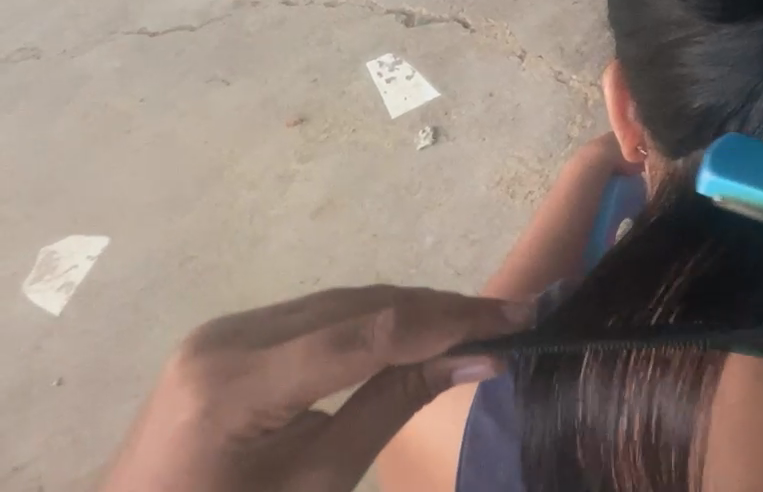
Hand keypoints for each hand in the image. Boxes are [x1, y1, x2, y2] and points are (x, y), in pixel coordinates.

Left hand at [100, 285, 532, 491]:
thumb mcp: (320, 481)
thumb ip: (399, 404)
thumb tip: (485, 355)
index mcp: (235, 384)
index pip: (371, 334)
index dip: (455, 321)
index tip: (521, 318)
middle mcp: (228, 338)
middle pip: (364, 308)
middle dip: (444, 312)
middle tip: (513, 320)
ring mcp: (226, 331)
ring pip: (352, 303)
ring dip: (419, 311)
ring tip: (479, 323)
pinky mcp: (233, 335)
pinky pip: (327, 314)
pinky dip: (382, 319)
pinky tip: (421, 329)